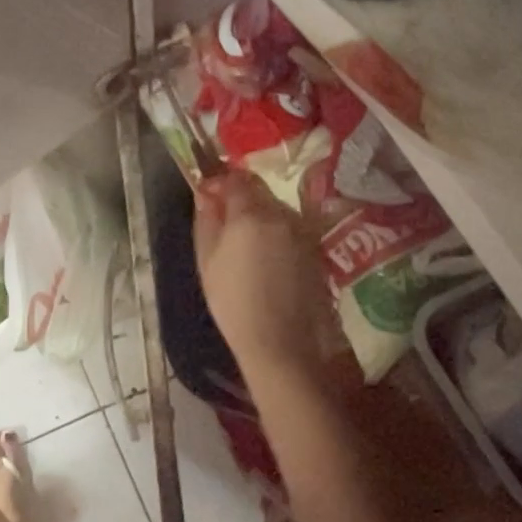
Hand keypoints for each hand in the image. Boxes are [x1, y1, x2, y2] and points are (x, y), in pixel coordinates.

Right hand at [193, 172, 329, 371]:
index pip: (236, 179)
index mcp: (251, 214)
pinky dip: (275, 233)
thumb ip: (207, 222)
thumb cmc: (235, 304)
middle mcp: (282, 214)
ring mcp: (303, 231)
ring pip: (277, 209)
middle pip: (259, 190)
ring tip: (243, 244)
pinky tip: (265, 260)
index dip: (219, 181)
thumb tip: (205, 195)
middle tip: (223, 220)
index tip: (206, 194)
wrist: (283, 343)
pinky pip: (290, 229)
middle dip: (240, 197)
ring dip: (259, 215)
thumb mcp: (208, 263)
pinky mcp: (316, 250)